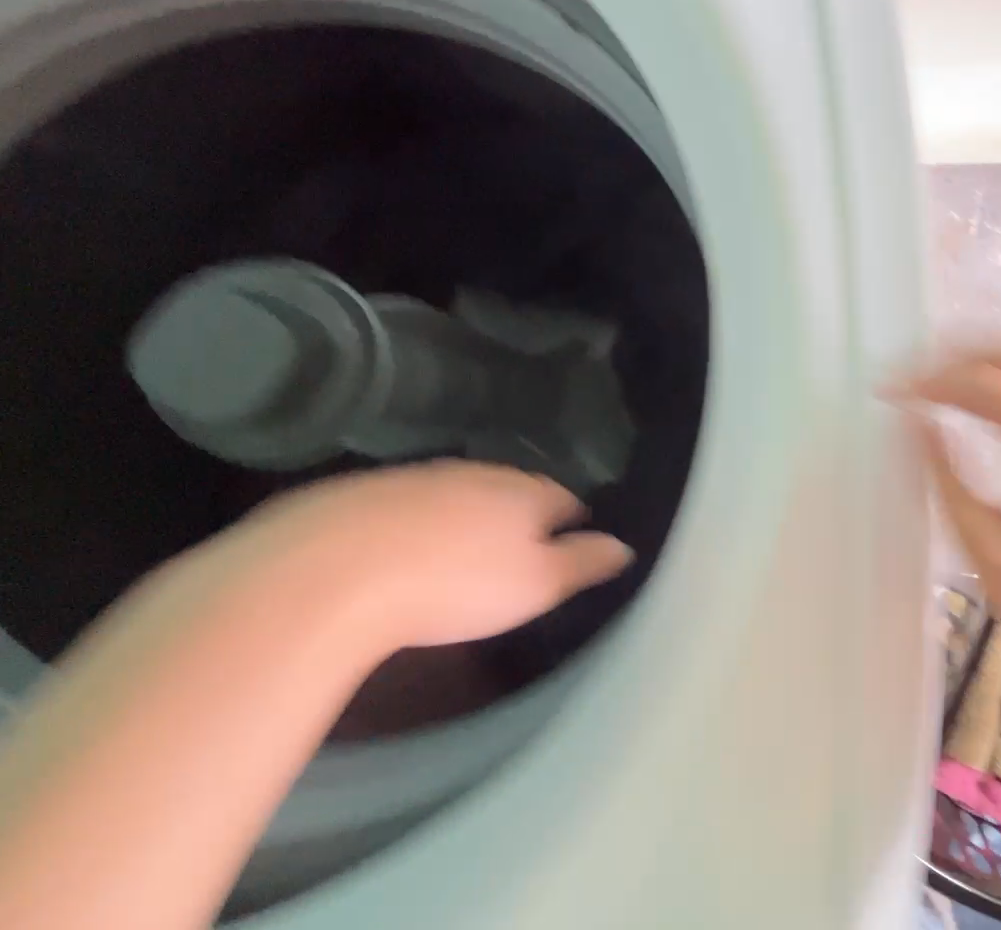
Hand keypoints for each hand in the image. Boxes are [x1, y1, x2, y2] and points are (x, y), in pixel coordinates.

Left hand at [189, 461, 632, 651]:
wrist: (318, 579)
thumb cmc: (452, 585)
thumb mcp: (537, 585)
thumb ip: (584, 562)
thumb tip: (623, 546)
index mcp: (522, 492)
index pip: (564, 499)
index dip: (571, 523)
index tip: (568, 546)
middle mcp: (470, 473)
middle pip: (506, 491)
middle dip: (513, 516)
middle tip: (509, 556)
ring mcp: (406, 479)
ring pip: (448, 495)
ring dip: (455, 518)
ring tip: (449, 558)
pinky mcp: (346, 495)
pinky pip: (390, 508)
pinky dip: (399, 526)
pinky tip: (385, 560)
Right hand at [899, 342, 1000, 658]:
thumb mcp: (991, 557)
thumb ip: (951, 484)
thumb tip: (916, 424)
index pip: (998, 388)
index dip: (940, 381)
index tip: (895, 394)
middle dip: (961, 358)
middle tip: (914, 379)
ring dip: (992, 358)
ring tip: (944, 378)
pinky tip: (990, 396)